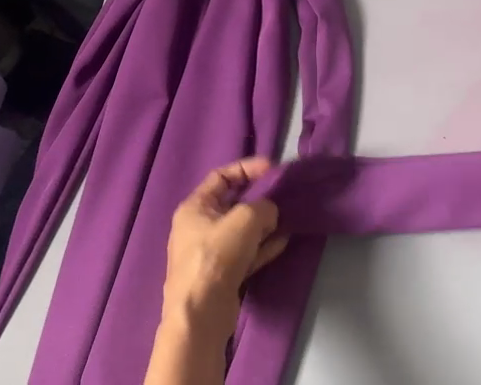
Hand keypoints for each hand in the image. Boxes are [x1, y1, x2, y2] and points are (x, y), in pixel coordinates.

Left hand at [163, 156, 288, 334]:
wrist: (201, 313)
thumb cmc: (217, 255)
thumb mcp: (247, 218)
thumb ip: (265, 206)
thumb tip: (270, 214)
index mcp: (195, 208)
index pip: (222, 175)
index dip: (248, 168)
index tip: (273, 169)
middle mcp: (198, 227)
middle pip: (233, 202)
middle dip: (260, 198)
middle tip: (281, 197)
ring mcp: (208, 252)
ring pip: (242, 229)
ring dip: (264, 224)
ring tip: (285, 221)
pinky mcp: (220, 274)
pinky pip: (245, 251)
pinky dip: (262, 245)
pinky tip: (282, 242)